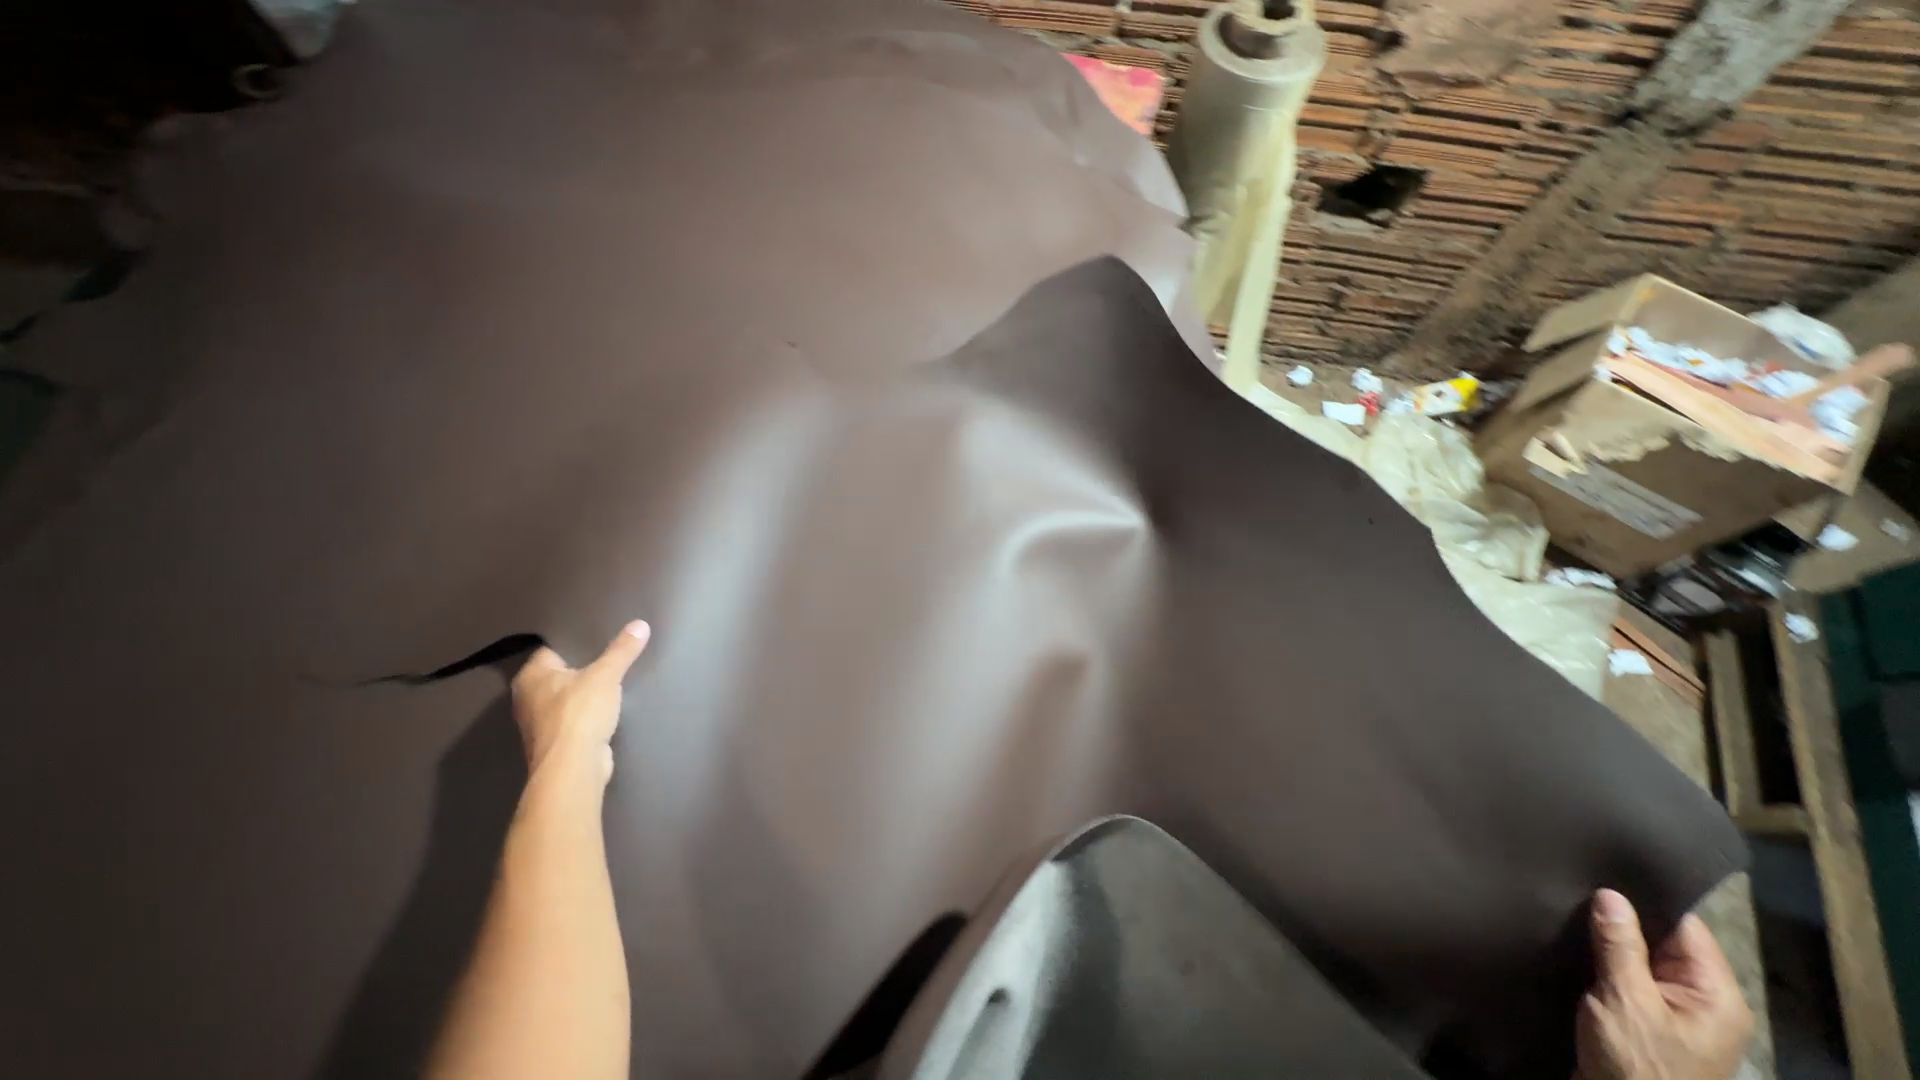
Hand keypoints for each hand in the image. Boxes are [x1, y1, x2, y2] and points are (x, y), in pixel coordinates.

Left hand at [510, 621, 651, 782]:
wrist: (573, 768)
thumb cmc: (579, 714)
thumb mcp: (606, 675)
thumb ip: (622, 650)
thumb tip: (640, 624)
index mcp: (530, 676)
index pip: (551, 649)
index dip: (574, 642)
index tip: (598, 635)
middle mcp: (527, 698)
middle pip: (559, 674)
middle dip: (581, 668)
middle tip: (609, 655)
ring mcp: (539, 723)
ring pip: (565, 698)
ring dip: (584, 694)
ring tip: (611, 681)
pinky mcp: (556, 742)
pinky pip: (573, 719)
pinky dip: (586, 715)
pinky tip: (605, 710)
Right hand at [1576, 888, 1752, 1079]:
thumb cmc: (1637, 1063)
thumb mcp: (1625, 999)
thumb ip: (1619, 946)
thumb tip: (1611, 894)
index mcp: (1716, 995)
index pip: (1686, 928)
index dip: (1646, 899)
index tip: (1604, 872)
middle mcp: (1703, 1001)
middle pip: (1663, 942)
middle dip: (1622, 919)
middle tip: (1577, 885)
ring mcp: (1675, 1015)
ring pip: (1640, 960)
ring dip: (1608, 942)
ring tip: (1568, 907)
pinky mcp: (1646, 1024)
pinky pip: (1628, 980)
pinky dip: (1603, 964)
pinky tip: (1572, 944)